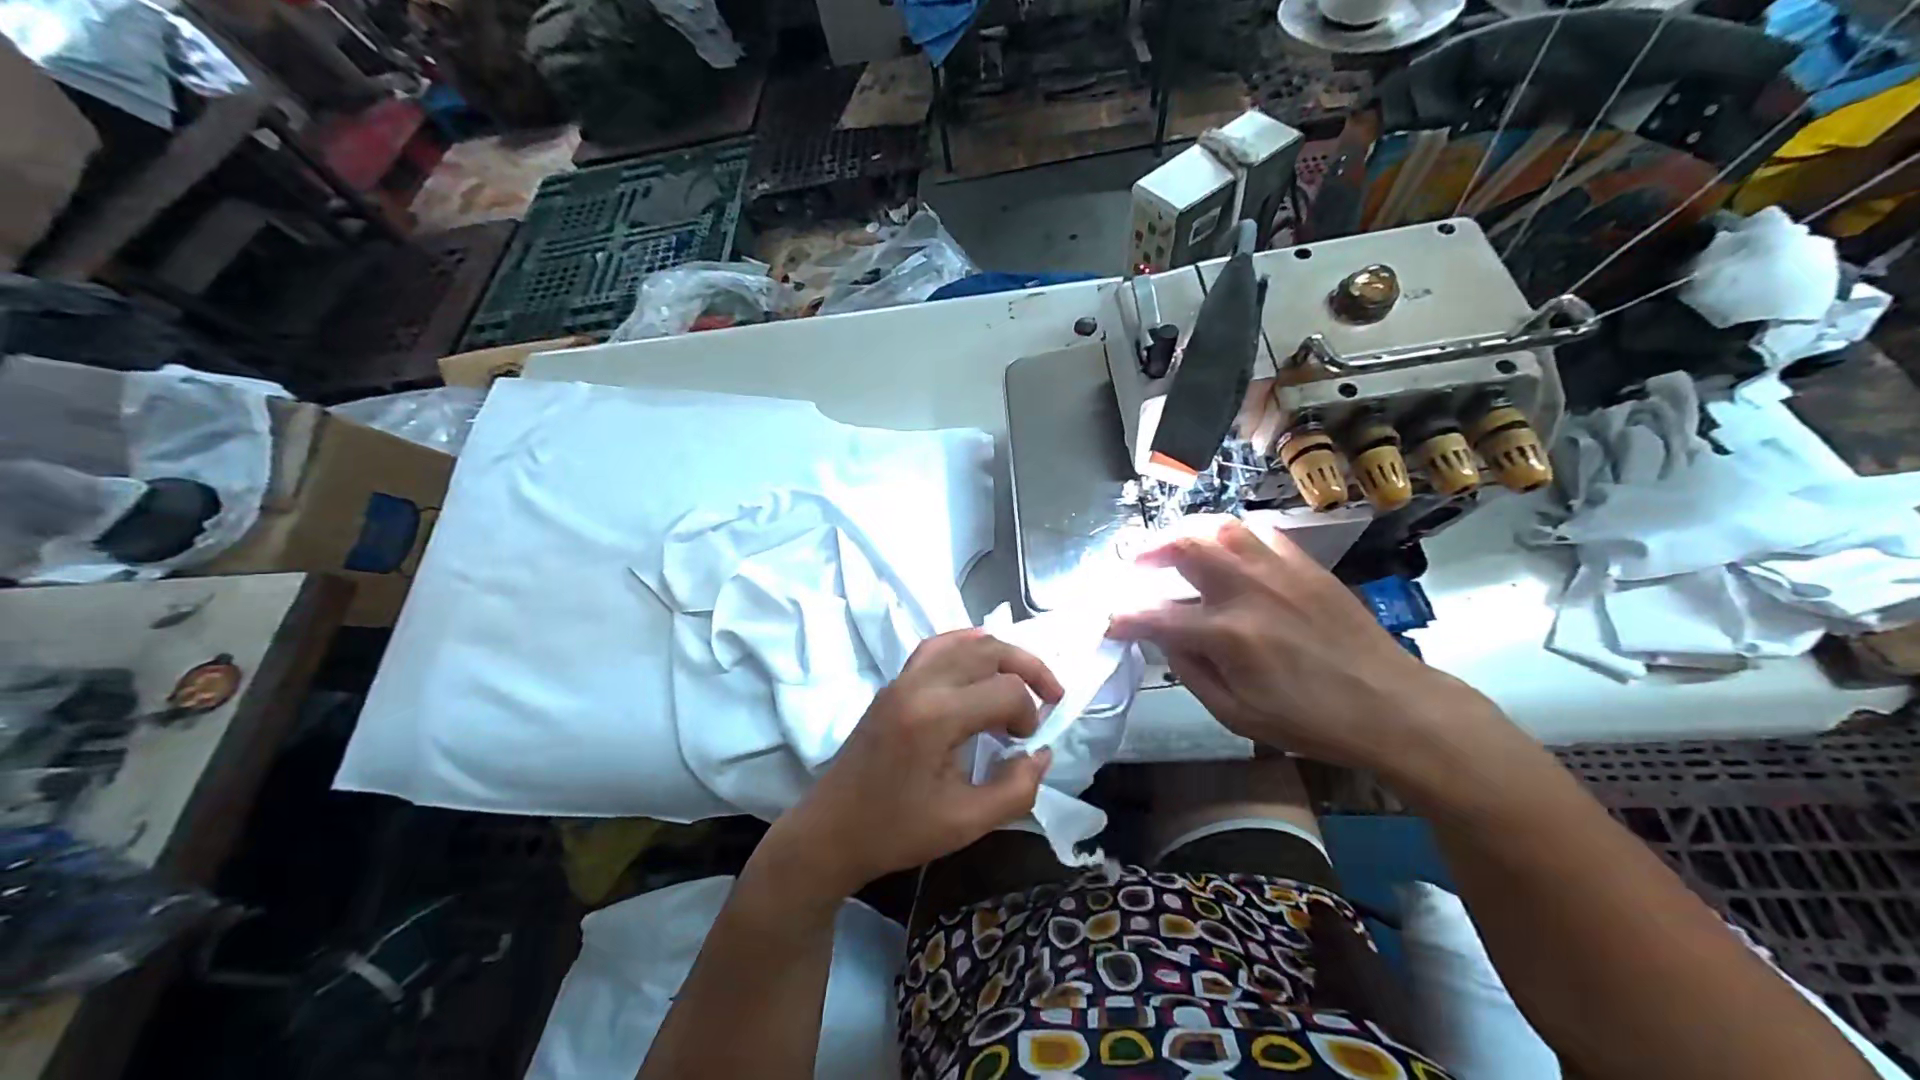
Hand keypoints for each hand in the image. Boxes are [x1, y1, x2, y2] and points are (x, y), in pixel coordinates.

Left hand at [766, 629, 1062, 896]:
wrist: (831, 832)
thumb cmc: (897, 830)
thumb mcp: (967, 823)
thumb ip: (1015, 788)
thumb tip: (1040, 754)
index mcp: (936, 716)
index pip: (1005, 691)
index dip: (1029, 715)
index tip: (1025, 745)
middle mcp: (919, 684)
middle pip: (988, 651)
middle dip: (1028, 669)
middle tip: (1051, 695)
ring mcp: (902, 679)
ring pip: (963, 642)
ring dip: (1000, 654)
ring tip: (1023, 678)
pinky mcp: (893, 685)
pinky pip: (935, 647)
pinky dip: (965, 645)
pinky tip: (981, 658)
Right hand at [1106, 516, 1510, 777]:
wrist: (1391, 706)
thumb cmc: (1310, 721)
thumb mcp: (1237, 715)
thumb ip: (1192, 673)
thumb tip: (1167, 640)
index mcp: (1227, 635)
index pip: (1156, 616)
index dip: (1124, 616)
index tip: (1111, 620)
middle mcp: (1248, 591)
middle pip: (1184, 547)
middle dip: (1148, 551)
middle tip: (1136, 563)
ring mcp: (1280, 572)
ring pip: (1221, 528)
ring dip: (1187, 532)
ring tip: (1175, 545)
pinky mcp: (1306, 566)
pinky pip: (1261, 533)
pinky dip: (1233, 535)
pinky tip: (1227, 549)